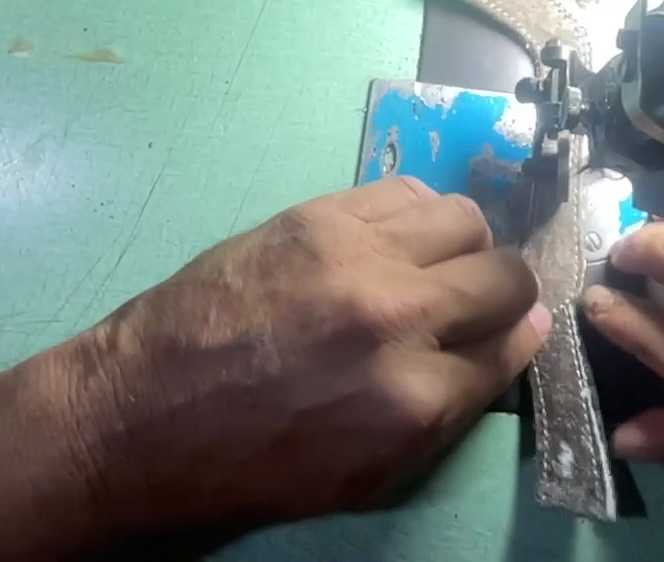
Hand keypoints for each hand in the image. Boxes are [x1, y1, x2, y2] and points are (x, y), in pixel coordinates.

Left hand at [69, 177, 549, 531]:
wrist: (143, 412)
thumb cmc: (258, 460)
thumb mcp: (371, 472)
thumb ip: (453, 409)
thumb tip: (515, 338)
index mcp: (415, 400)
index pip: (513, 345)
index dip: (520, 336)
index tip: (515, 327)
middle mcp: (400, 316)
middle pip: (505, 276)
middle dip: (507, 291)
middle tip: (479, 298)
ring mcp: (359, 254)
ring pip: (465, 218)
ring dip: (466, 244)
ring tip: (434, 263)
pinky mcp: (319, 213)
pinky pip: (407, 190)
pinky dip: (417, 214)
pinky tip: (394, 238)